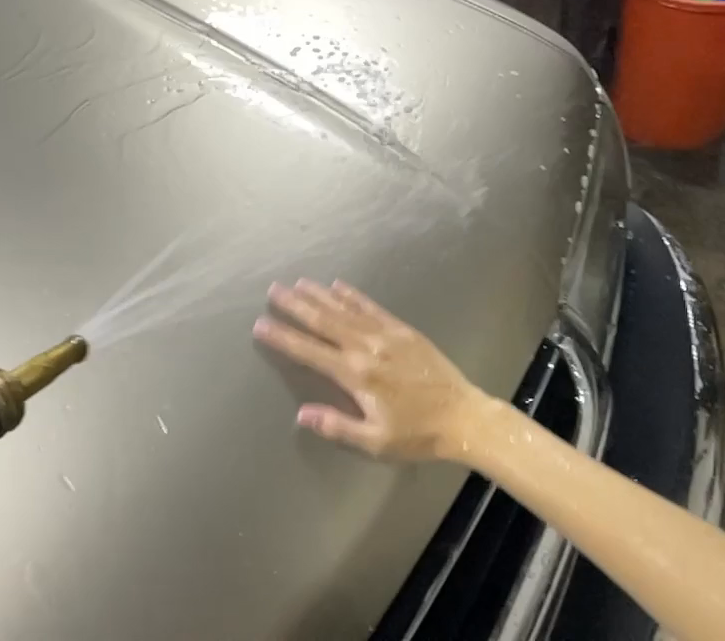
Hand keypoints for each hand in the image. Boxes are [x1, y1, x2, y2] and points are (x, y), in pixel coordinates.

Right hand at [254, 279, 493, 462]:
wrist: (465, 417)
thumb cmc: (418, 434)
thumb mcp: (375, 442)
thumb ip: (337, 425)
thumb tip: (301, 415)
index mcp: (356, 375)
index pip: (309, 351)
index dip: (283, 337)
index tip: (260, 324)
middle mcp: (366, 347)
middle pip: (323, 321)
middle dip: (295, 305)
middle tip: (272, 290)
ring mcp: (385, 334)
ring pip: (344, 309)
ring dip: (318, 295)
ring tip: (296, 282)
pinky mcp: (402, 330)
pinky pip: (371, 307)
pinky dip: (352, 295)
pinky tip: (337, 285)